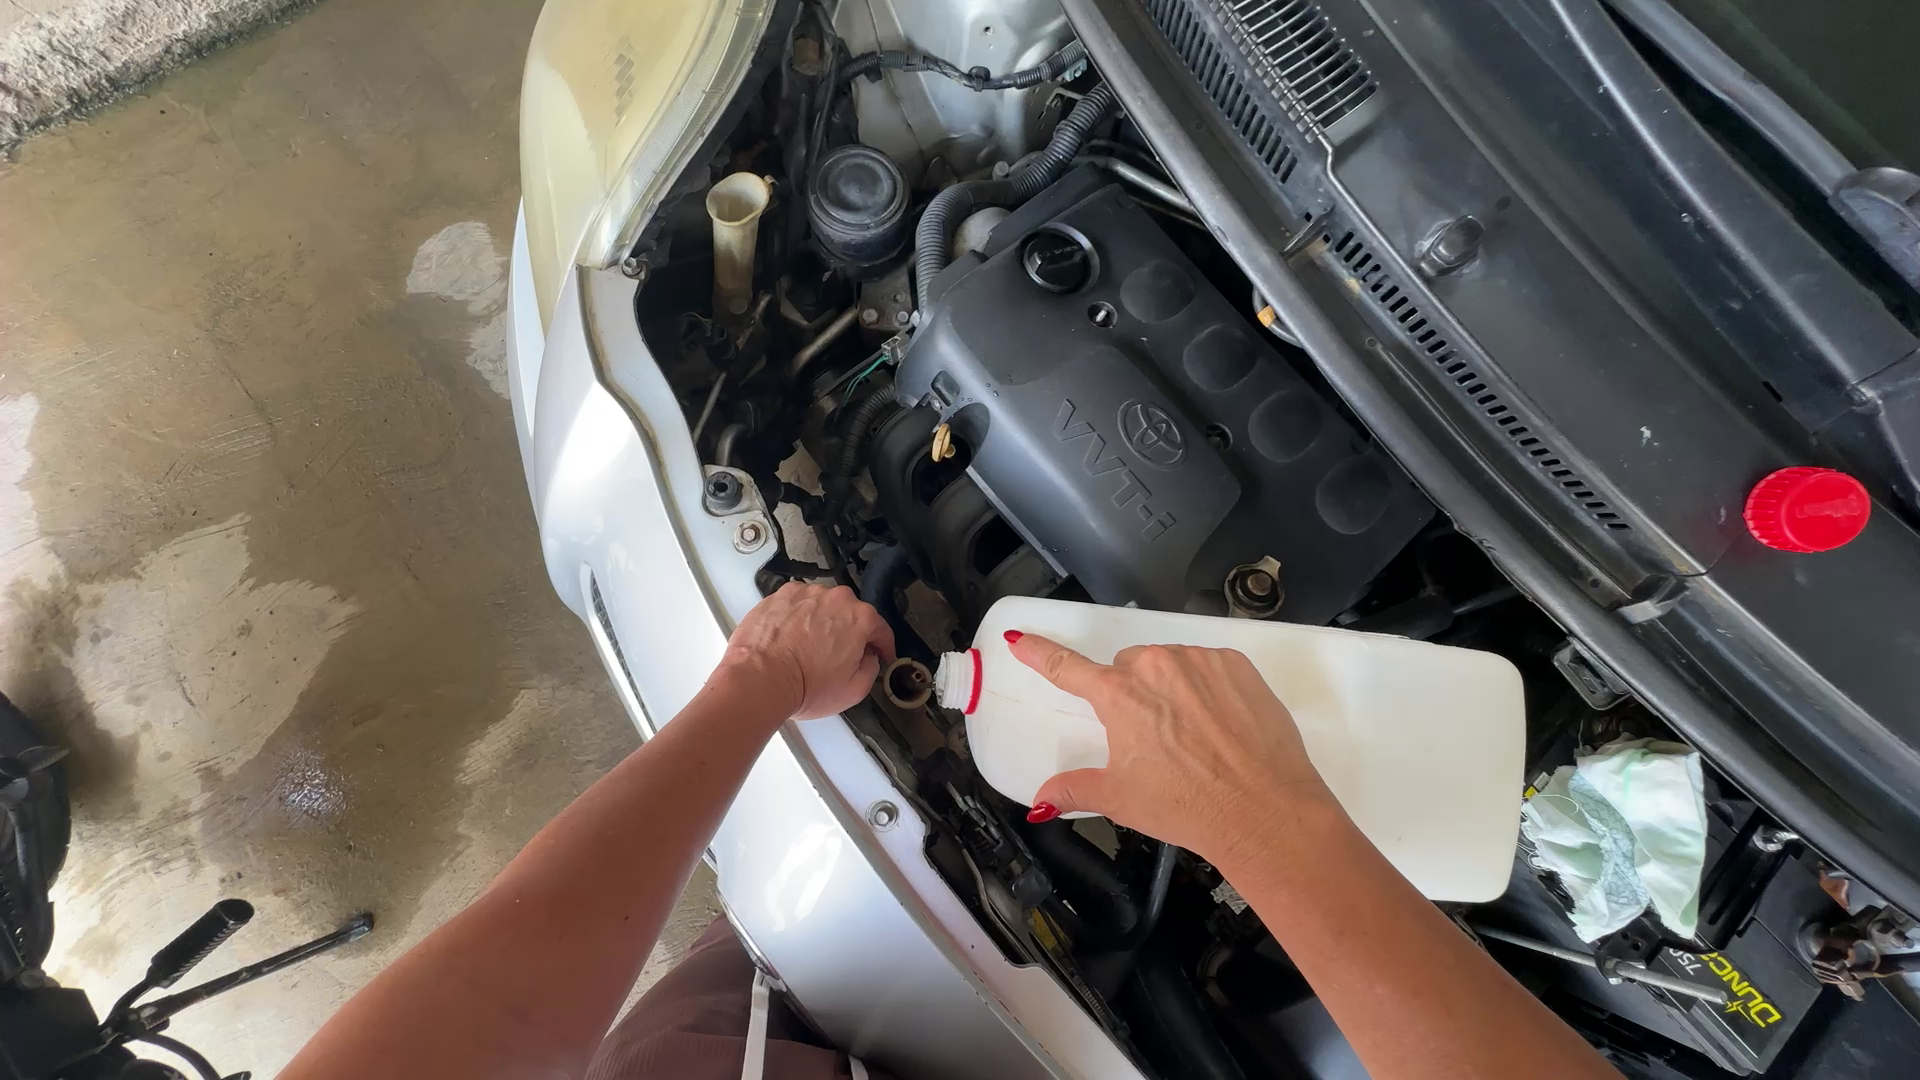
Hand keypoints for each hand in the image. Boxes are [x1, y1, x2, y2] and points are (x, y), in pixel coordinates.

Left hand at [715, 583, 894, 721]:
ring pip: (821, 606)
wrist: (758, 680)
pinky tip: (789, 639)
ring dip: (820, 623)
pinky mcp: (779, 596)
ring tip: (807, 648)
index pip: (881, 629)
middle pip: (850, 614)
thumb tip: (868, 659)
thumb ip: (871, 669)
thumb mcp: (854, 690)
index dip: (883, 646)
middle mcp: (835, 598)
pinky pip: (796, 605)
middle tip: (837, 656)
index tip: (880, 654)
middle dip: (848, 633)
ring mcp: (806, 593)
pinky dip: (796, 618)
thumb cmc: (804, 686)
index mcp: (860, 618)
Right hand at [1008, 635, 1337, 865]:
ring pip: (1168, 663)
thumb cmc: (1186, 806)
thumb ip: (1074, 789)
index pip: (1066, 667)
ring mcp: (1198, 660)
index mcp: (1118, 696)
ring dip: (1169, 686)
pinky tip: (1218, 722)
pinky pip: (1206, 665)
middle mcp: (1155, 665)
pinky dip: (1206, 685)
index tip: (1019, 638)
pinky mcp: (1236, 663)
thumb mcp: (1121, 799)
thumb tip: (1039, 801)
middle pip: (1127, 667)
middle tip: (1150, 734)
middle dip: (1130, 691)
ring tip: (1191, 732)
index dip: (1038, 652)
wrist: (1266, 813)